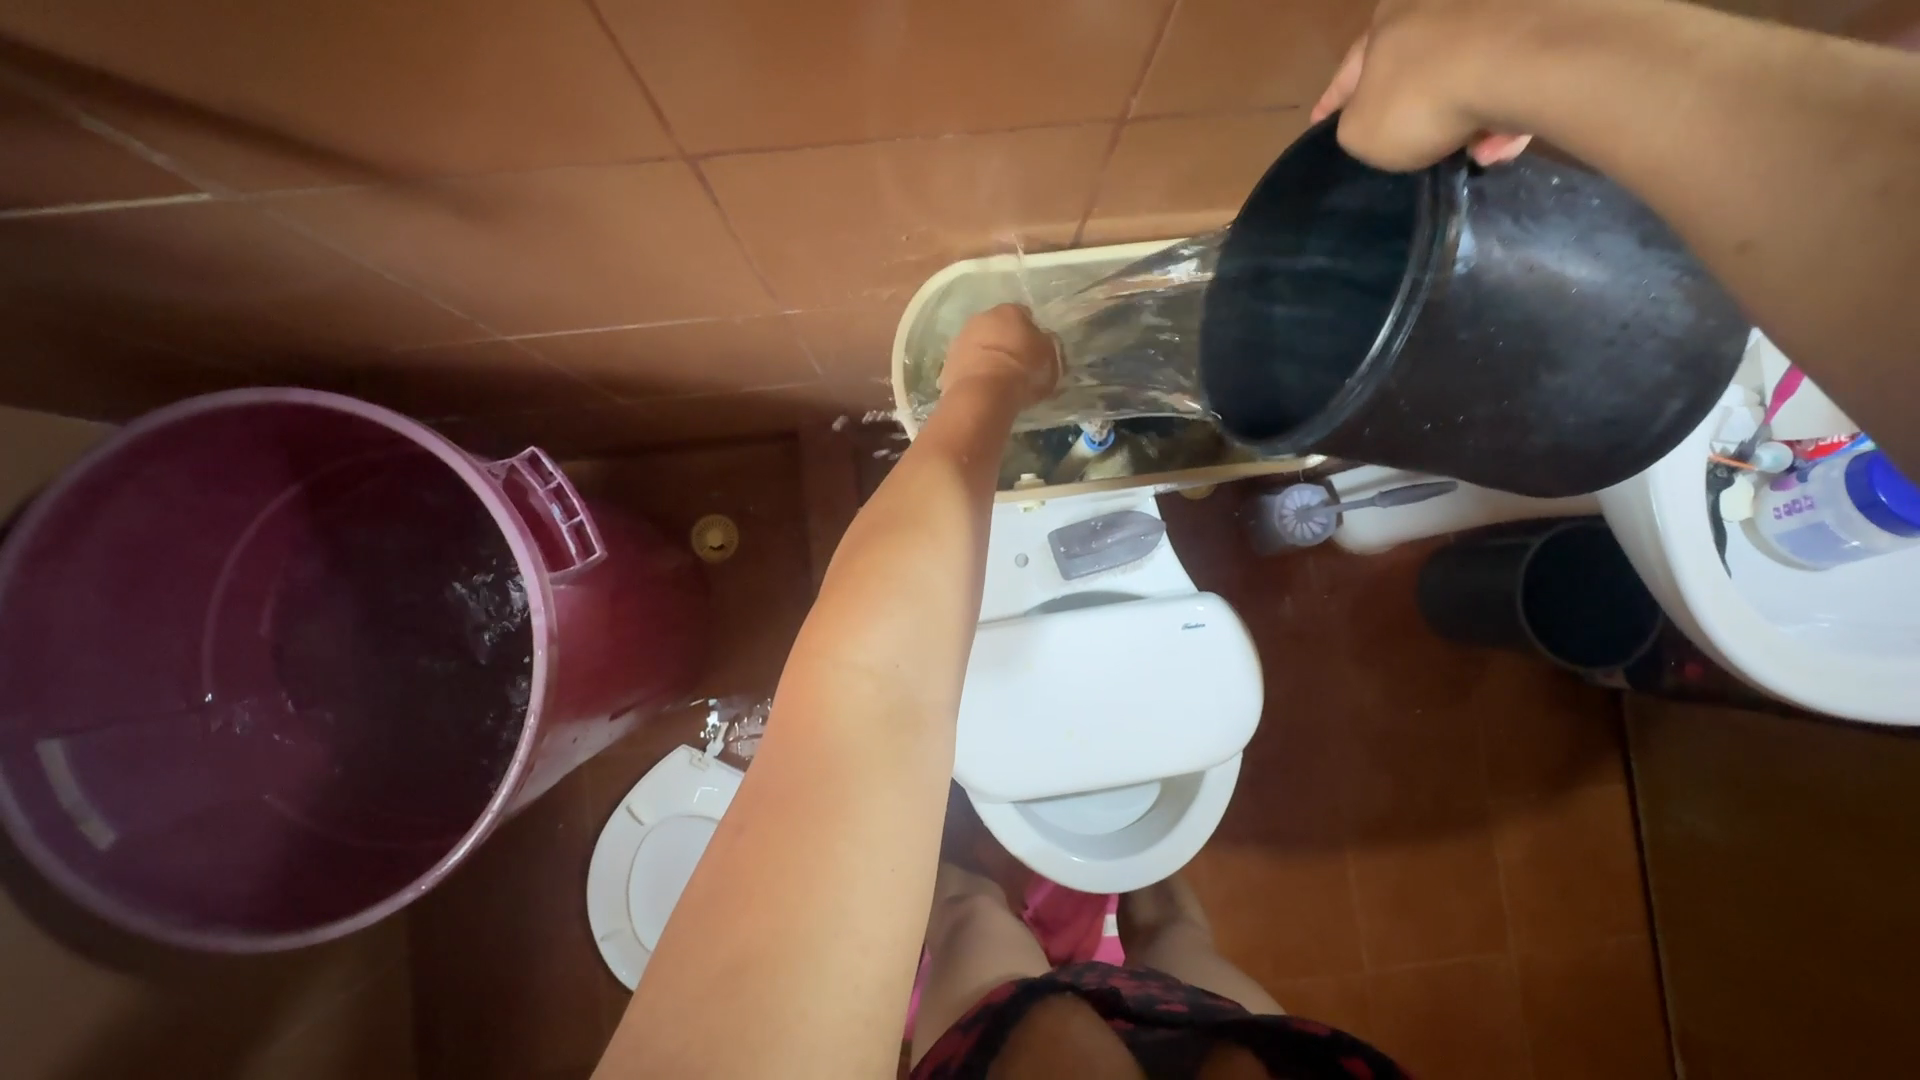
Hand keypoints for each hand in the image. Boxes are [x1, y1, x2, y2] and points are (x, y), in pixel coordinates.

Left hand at [938, 304, 1060, 408]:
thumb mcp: (1048, 358)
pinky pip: (965, 363)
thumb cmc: (1021, 371)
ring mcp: (961, 338)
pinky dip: (972, 371)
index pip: (1024, 314)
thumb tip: (1043, 341)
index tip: (1035, 350)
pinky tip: (981, 388)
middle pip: (998, 327)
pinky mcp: (947, 361)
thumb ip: (1047, 344)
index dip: (1031, 332)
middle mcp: (982, 317)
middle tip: (1016, 364)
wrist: (982, 394)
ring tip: (997, 379)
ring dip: (986, 356)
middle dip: (1005, 341)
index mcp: (1009, 311)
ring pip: (978, 344)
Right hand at [1311, 0, 1552, 169]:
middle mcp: (1438, 2)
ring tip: (1475, 154)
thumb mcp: (1359, 132)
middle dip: (1413, 115)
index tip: (1321, 122)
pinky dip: (1506, 112)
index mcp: (1387, 20)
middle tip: (1409, 150)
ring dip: (1468, 122)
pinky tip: (1503, 141)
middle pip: (1415, 73)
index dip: (1332, 103)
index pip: (1348, 71)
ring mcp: (1494, 9)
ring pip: (1469, 80)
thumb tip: (1374, 122)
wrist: (1520, 64)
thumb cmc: (1420, 99)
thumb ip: (1355, 127)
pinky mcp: (1540, 23)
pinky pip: (1512, 79)